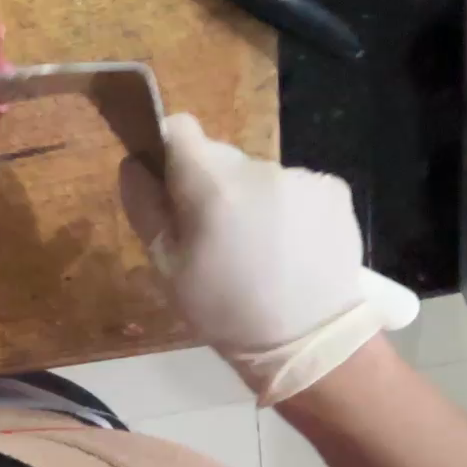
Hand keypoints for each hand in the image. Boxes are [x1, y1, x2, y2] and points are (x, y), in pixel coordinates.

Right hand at [120, 114, 418, 404]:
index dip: (164, 150)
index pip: (180, 130)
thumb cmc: (222, 309)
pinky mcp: (333, 189)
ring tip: (248, 250)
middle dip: (203, 187)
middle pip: (217, 158)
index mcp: (213, 186)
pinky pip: (290, 188)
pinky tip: (281, 248)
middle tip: (206, 238)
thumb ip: (147, 210)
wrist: (306, 337)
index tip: (162, 183)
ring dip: (243, 201)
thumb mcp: (167, 268)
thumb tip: (133, 165)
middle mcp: (260, 168)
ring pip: (254, 176)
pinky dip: (279, 210)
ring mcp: (301, 176)